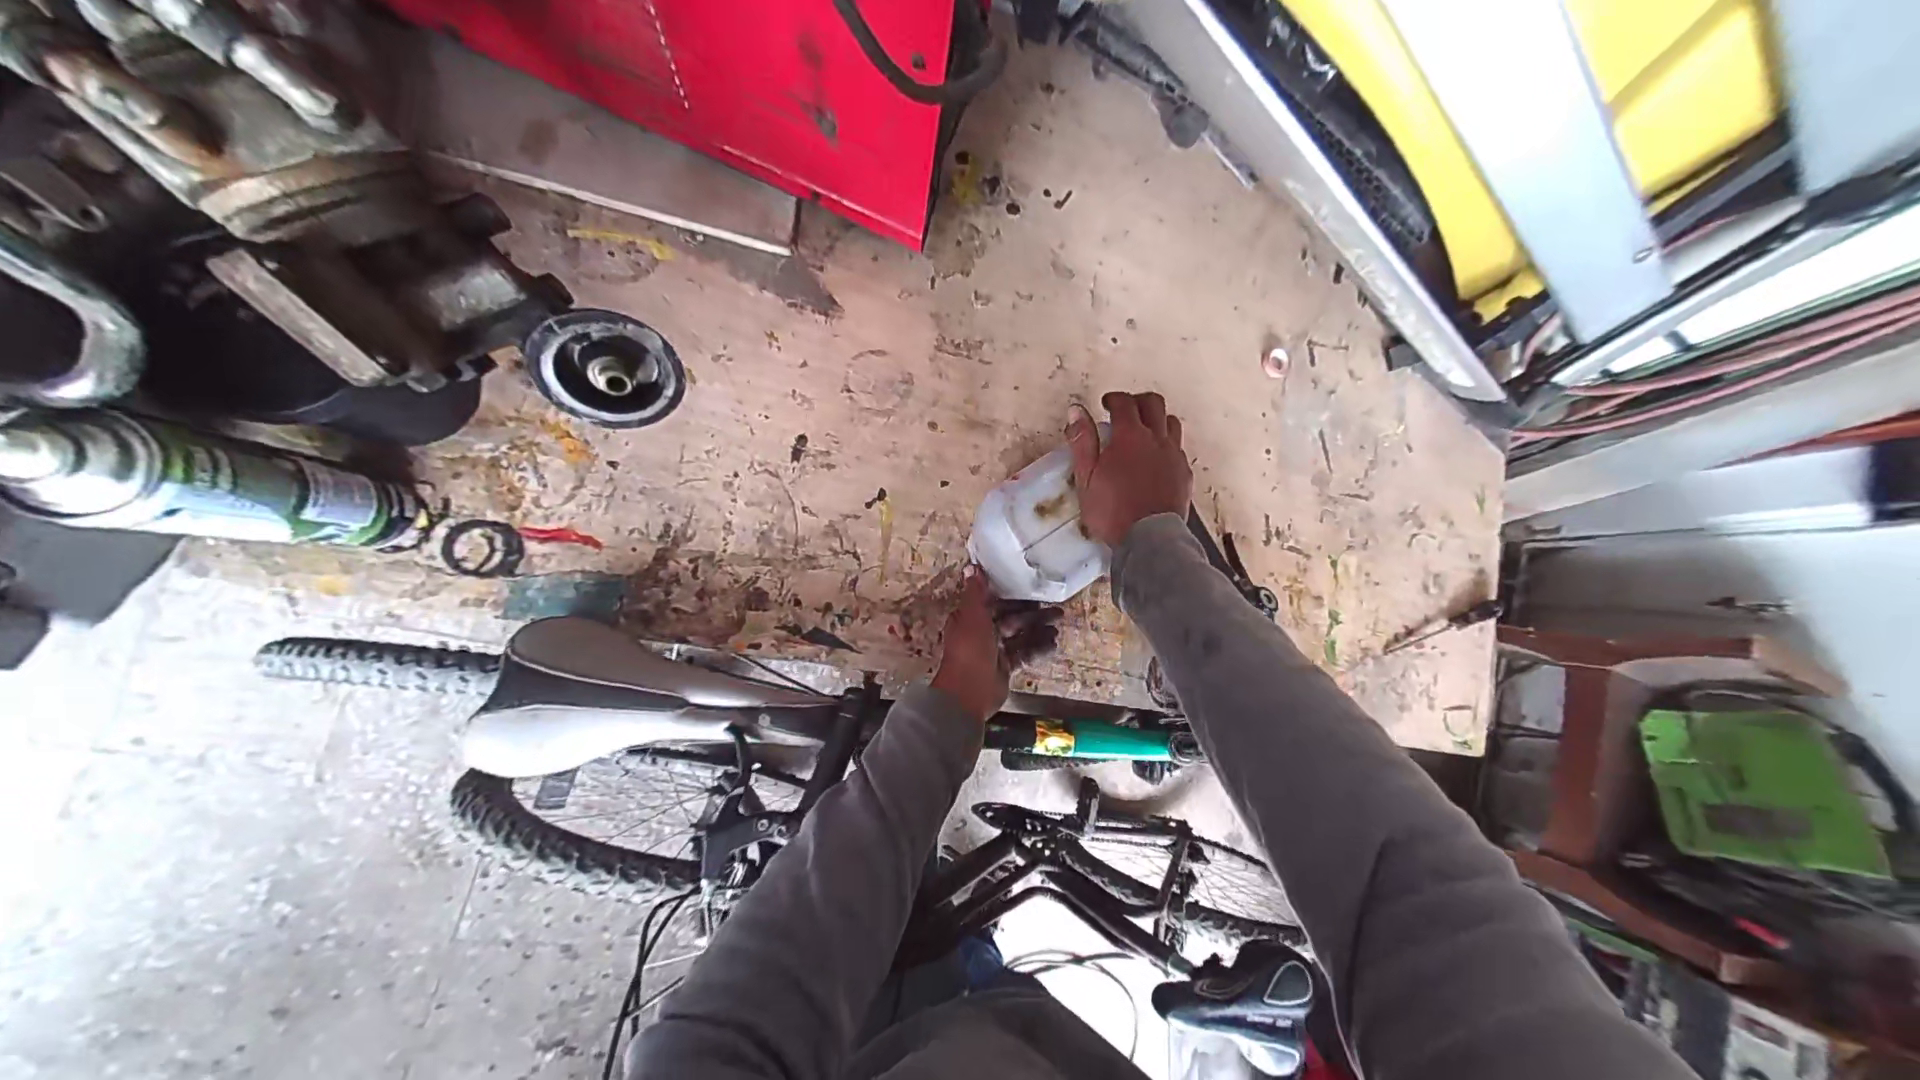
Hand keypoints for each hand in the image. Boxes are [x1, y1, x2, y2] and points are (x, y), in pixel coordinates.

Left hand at [931, 568, 1062, 721]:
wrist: (969, 692)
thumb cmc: (970, 649)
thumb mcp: (972, 615)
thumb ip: (976, 592)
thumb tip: (972, 565)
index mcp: (970, 617)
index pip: (994, 602)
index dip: (1014, 596)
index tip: (1034, 590)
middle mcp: (981, 632)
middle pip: (1011, 618)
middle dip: (1032, 614)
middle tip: (1056, 609)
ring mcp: (994, 650)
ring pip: (1019, 636)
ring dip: (1038, 630)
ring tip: (1058, 626)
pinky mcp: (1004, 666)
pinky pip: (1023, 653)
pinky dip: (1037, 648)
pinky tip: (1053, 644)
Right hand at [1067, 391, 1193, 546]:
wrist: (1150, 539)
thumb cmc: (1112, 510)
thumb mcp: (1086, 478)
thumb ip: (1082, 441)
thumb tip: (1076, 411)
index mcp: (1130, 436)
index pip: (1124, 403)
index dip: (1114, 399)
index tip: (1105, 404)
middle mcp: (1156, 439)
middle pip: (1153, 404)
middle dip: (1138, 401)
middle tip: (1125, 410)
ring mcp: (1174, 456)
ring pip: (1171, 422)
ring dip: (1156, 420)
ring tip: (1143, 431)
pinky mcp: (1184, 473)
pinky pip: (1178, 448)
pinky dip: (1166, 444)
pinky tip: (1156, 458)